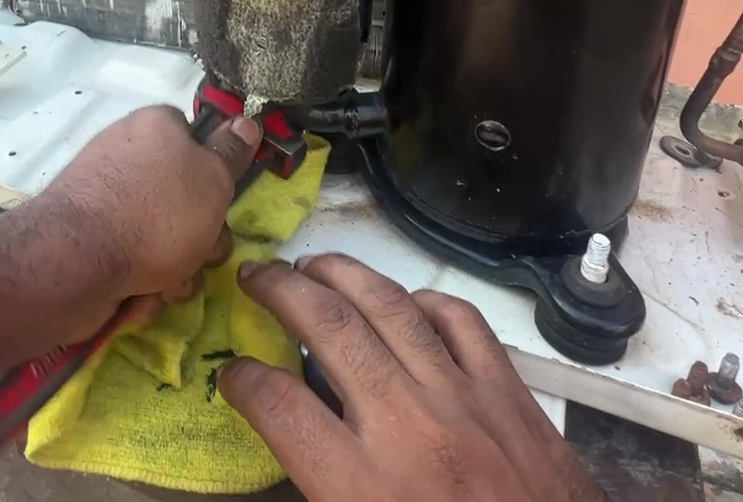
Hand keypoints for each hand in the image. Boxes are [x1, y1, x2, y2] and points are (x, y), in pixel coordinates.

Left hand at [29, 105, 261, 326]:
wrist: (74, 265)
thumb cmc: (155, 213)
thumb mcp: (212, 180)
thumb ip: (231, 154)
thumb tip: (247, 121)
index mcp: (155, 126)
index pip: (195, 138)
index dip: (213, 171)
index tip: (219, 197)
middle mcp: (127, 155)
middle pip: (185, 195)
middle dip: (200, 234)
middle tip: (201, 251)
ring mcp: (105, 199)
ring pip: (164, 234)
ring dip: (177, 266)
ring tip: (167, 283)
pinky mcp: (90, 239)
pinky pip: (133, 258)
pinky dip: (143, 280)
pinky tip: (139, 295)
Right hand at [221, 255, 607, 501]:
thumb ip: (322, 492)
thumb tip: (291, 442)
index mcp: (364, 487)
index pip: (279, 405)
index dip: (242, 380)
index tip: (232, 374)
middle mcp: (409, 426)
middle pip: (328, 325)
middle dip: (279, 289)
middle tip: (254, 273)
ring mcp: (464, 399)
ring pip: (389, 304)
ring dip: (341, 272)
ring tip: (311, 263)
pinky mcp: (510, 393)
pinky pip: (458, 320)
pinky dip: (422, 300)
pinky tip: (402, 301)